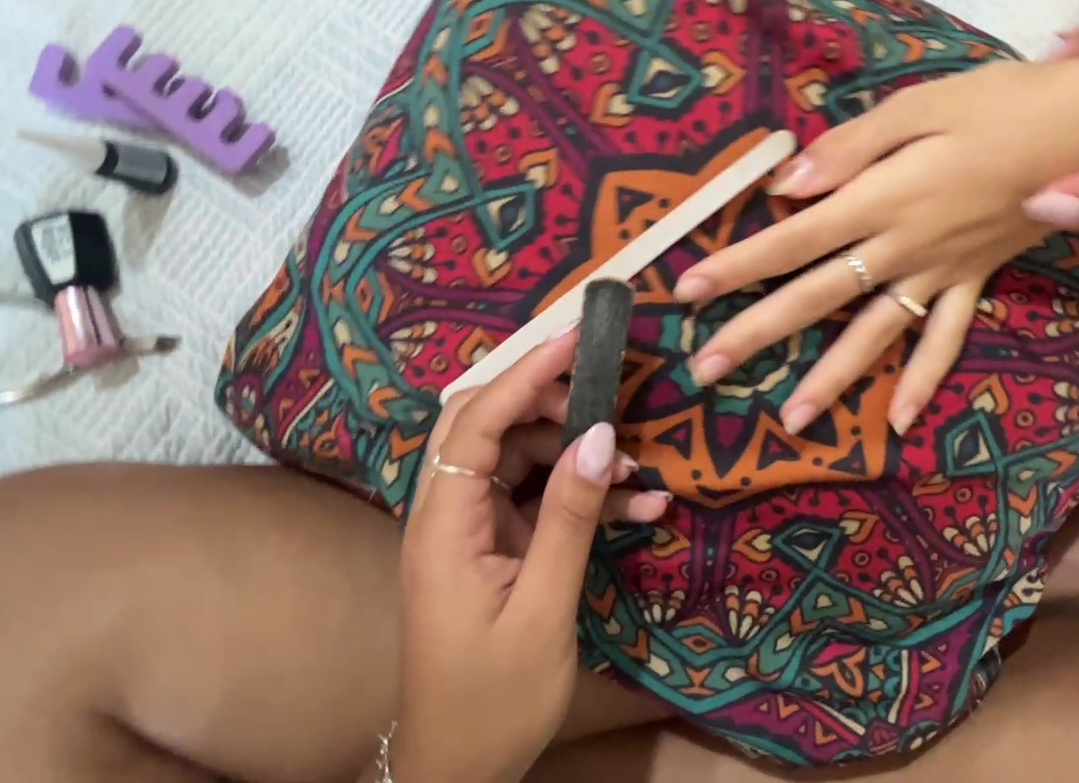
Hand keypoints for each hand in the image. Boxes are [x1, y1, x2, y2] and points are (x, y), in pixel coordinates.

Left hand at [394, 332, 658, 782]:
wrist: (459, 770)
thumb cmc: (494, 699)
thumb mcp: (543, 610)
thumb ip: (569, 518)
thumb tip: (601, 438)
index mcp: (442, 524)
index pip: (477, 422)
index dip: (524, 375)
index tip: (574, 340)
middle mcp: (447, 512)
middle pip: (487, 424)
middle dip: (546, 401)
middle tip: (604, 395)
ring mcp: (470, 528)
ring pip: (517, 457)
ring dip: (574, 453)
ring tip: (634, 468)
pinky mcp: (493, 544)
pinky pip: (535, 496)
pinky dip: (579, 492)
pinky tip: (635, 503)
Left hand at [672, 54, 1078, 434]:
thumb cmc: (1003, 102)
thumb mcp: (920, 105)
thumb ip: (849, 147)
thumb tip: (785, 187)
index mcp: (884, 199)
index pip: (793, 241)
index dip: (737, 266)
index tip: (686, 291)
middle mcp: (906, 248)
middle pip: (818, 296)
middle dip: (757, 333)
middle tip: (705, 370)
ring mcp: (942, 273)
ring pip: (875, 333)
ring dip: (830, 378)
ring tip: (788, 420)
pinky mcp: (976, 280)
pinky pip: (946, 339)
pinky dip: (923, 378)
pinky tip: (899, 419)